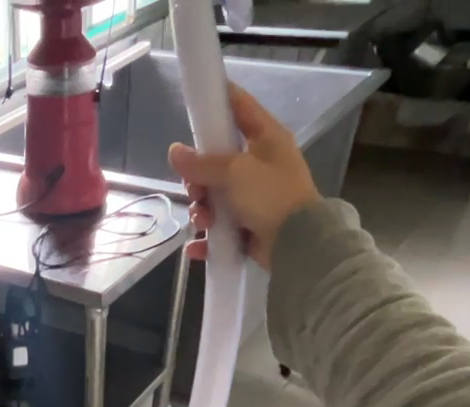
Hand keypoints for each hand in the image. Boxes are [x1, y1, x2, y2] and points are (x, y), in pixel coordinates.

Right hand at [167, 83, 320, 268]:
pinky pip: (218, 229)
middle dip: (198, 178)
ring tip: (203, 221)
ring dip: (201, 210)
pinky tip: (197, 246)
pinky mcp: (248, 227)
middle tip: (195, 189)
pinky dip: (206, 238)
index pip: (241, 106)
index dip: (219, 98)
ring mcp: (254, 197)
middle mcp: (260, 164)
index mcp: (266, 138)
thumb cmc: (270, 196)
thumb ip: (201, 163)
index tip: (196, 97)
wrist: (295, 244)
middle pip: (217, 161)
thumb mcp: (234, 172)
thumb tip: (174, 151)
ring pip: (214, 197)